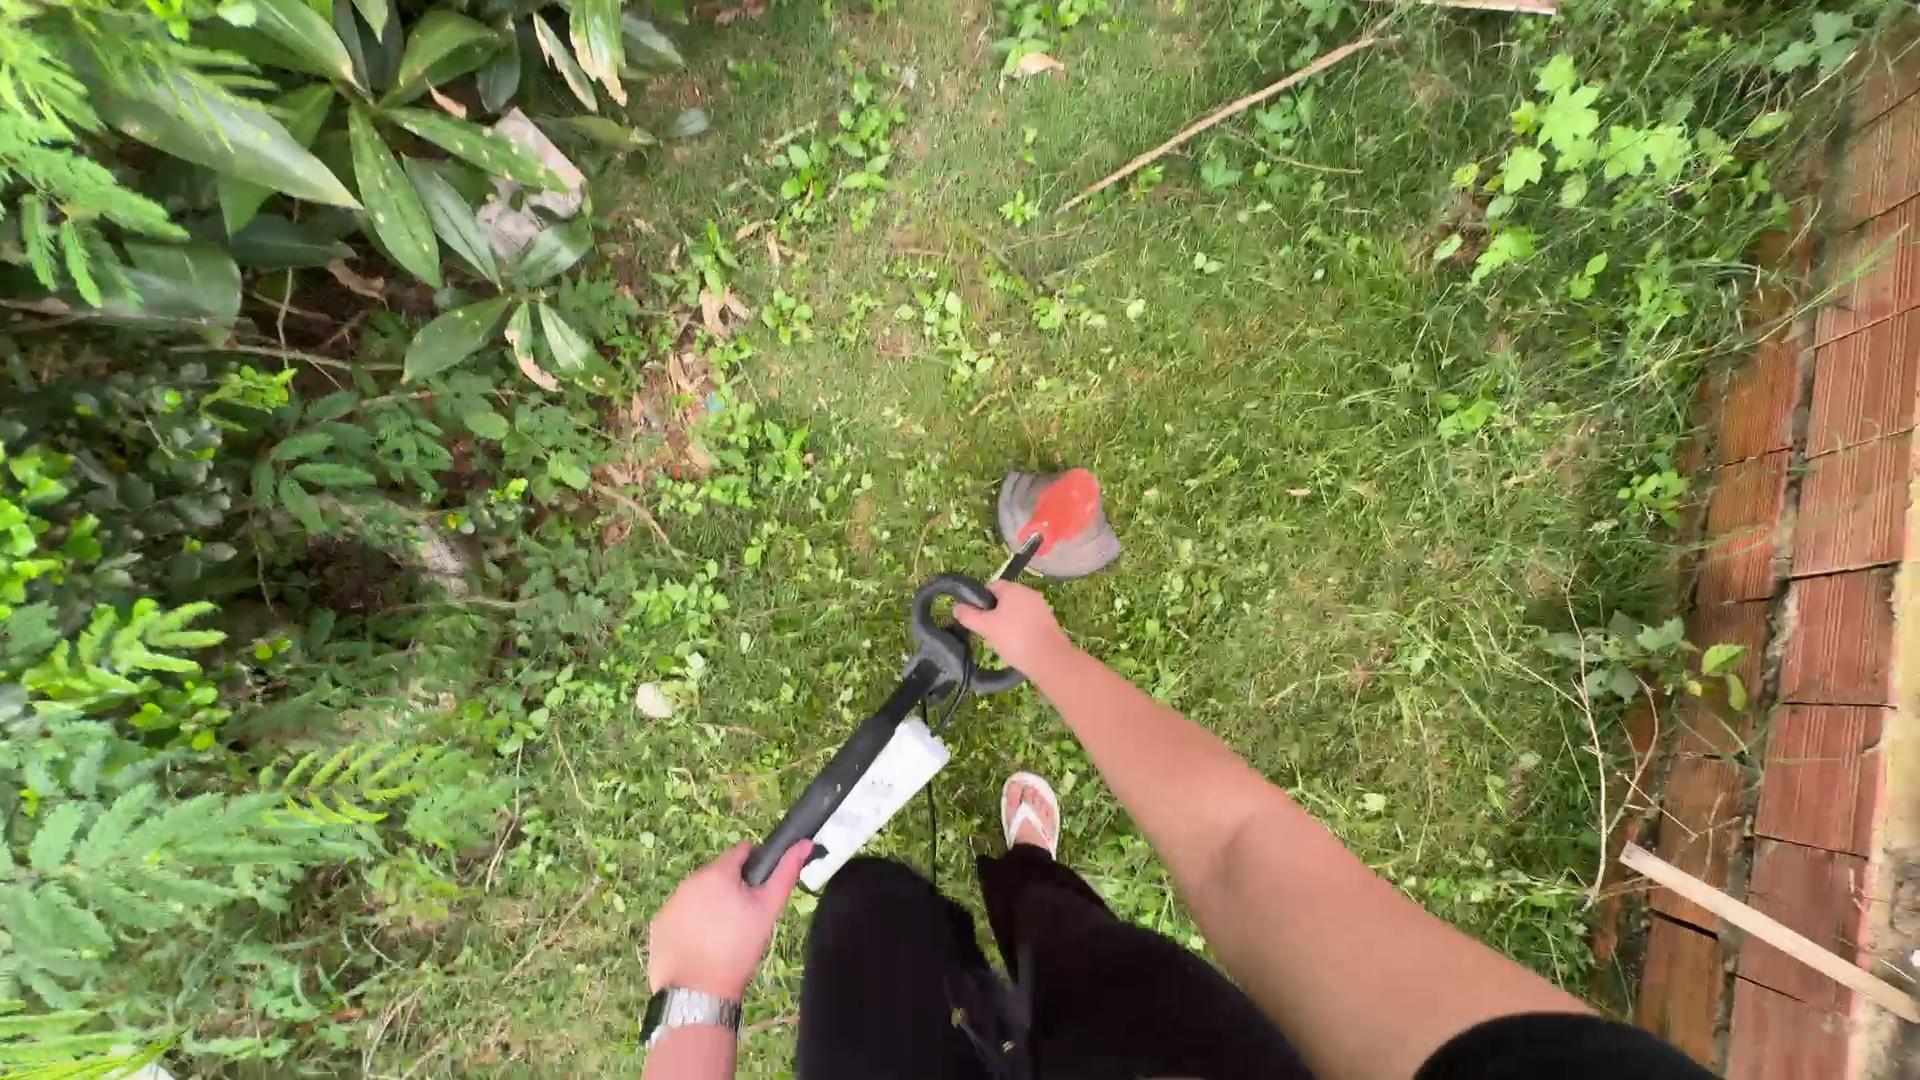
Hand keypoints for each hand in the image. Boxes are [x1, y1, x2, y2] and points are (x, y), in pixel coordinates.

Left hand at [646, 840, 811, 998]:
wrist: (698, 994)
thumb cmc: (739, 947)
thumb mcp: (768, 909)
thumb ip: (786, 872)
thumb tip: (805, 843)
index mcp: (717, 872)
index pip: (741, 852)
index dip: (755, 865)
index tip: (758, 889)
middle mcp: (689, 881)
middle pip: (718, 874)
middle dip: (731, 888)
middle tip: (743, 917)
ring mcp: (670, 904)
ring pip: (698, 895)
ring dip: (710, 904)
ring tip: (721, 935)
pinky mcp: (657, 926)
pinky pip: (680, 915)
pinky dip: (690, 923)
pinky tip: (700, 945)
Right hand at [953, 581, 1073, 672]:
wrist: (1048, 658)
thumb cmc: (1014, 637)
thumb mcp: (986, 627)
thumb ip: (969, 615)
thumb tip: (956, 607)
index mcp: (1013, 589)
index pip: (991, 586)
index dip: (980, 600)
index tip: (976, 617)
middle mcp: (1029, 593)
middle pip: (1004, 600)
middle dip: (993, 614)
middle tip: (986, 632)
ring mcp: (1041, 607)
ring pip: (1016, 612)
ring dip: (1006, 623)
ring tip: (1000, 642)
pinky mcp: (1048, 622)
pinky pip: (1028, 622)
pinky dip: (1020, 630)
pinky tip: (1016, 646)